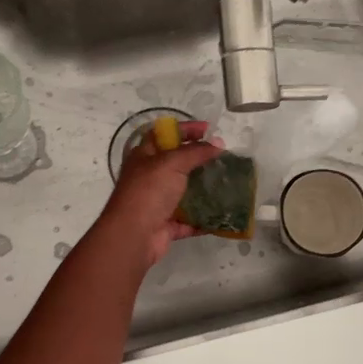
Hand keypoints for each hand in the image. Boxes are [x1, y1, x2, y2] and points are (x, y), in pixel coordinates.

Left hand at [95, 120, 222, 267]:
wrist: (134, 235)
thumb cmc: (149, 191)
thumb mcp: (172, 163)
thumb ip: (196, 152)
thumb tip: (219, 144)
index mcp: (144, 157)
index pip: (164, 134)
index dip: (185, 129)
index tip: (208, 129)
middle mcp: (149, 178)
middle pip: (177, 164)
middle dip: (199, 160)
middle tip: (223, 158)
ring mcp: (157, 202)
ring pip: (184, 193)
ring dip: (204, 190)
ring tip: (227, 184)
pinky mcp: (167, 225)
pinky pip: (189, 220)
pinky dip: (204, 219)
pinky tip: (222, 214)